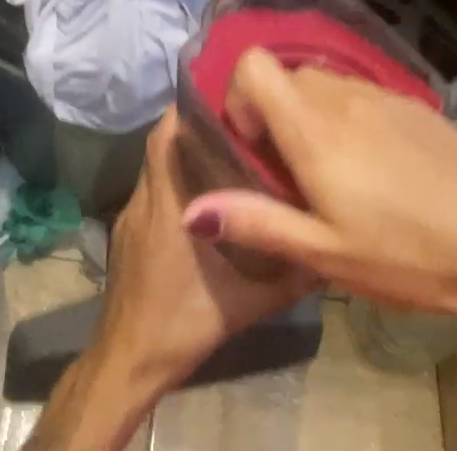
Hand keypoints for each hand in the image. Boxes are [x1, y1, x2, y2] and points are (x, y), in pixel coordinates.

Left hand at [95, 105, 317, 389]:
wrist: (127, 362)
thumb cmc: (182, 324)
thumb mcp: (246, 304)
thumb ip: (289, 277)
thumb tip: (329, 253)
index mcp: (168, 207)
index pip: (165, 137)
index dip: (188, 109)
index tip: (222, 94)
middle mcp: (144, 202)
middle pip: (161, 145)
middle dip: (193, 126)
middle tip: (236, 120)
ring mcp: (131, 218)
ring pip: (155, 168)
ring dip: (183, 154)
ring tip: (226, 150)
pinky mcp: (127, 235)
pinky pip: (151, 192)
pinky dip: (174, 181)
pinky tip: (204, 195)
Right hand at [182, 48, 456, 344]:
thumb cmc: (410, 257)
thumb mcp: (326, 254)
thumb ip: (255, 223)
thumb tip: (190, 210)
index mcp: (316, 129)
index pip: (254, 64)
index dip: (240, 95)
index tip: (253, 144)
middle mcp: (346, 98)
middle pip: (288, 75)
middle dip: (275, 113)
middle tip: (290, 172)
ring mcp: (386, 97)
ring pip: (326, 84)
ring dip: (312, 115)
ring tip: (334, 175)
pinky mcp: (418, 107)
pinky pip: (363, 95)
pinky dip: (349, 118)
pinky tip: (378, 171)